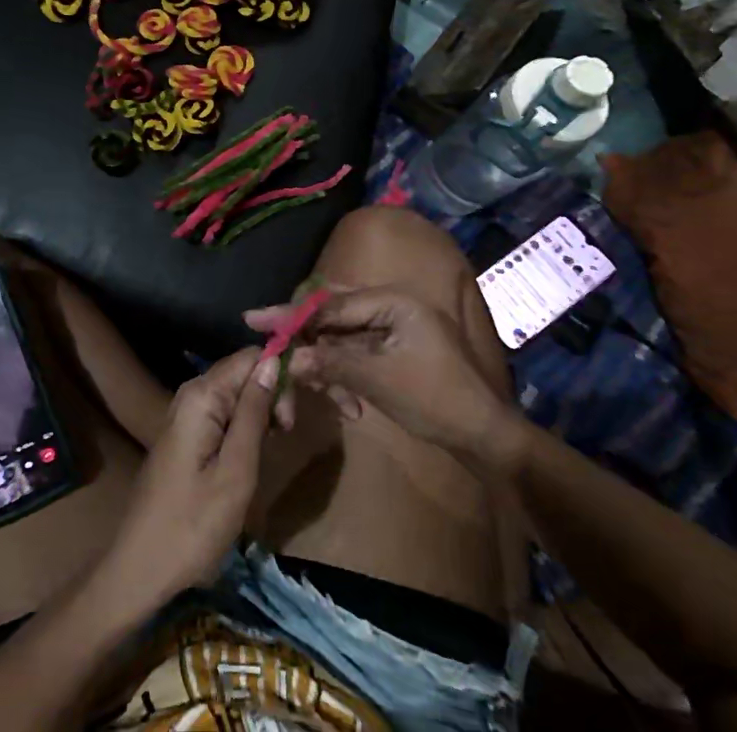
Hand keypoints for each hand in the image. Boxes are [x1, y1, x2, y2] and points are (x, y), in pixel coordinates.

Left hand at [99, 348, 276, 609]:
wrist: (142, 566)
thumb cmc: (193, 524)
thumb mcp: (236, 470)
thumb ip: (254, 414)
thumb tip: (273, 363)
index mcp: (201, 396)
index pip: (250, 357)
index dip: (282, 369)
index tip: (308, 396)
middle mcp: (190, 394)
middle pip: (243, 371)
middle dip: (274, 390)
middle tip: (288, 431)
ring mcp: (186, 414)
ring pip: (236, 393)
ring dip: (263, 408)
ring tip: (279, 439)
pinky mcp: (187, 434)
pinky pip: (225, 412)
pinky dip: (247, 423)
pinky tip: (258, 446)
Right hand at [247, 286, 525, 465]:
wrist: (483, 434)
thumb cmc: (435, 399)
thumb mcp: (378, 380)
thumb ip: (331, 363)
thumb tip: (289, 360)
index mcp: (393, 302)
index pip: (330, 304)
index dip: (290, 315)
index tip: (253, 318)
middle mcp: (391, 307)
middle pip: (332, 313)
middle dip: (304, 336)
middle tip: (268, 343)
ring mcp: (393, 330)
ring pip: (341, 337)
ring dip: (325, 364)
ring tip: (314, 393)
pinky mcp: (392, 351)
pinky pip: (355, 354)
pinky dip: (343, 375)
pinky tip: (344, 404)